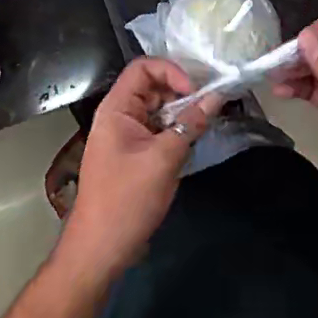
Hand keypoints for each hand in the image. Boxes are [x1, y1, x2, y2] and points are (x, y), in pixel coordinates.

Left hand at [56, 58, 221, 278]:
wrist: (100, 249)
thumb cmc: (126, 200)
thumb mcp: (163, 159)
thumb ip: (190, 125)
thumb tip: (216, 98)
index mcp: (116, 109)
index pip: (143, 68)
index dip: (172, 71)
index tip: (196, 92)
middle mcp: (120, 117)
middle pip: (154, 87)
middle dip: (184, 92)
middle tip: (214, 104)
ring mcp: (128, 137)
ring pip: (160, 111)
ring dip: (184, 113)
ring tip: (210, 122)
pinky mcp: (136, 156)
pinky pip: (160, 131)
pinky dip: (179, 132)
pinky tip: (197, 141)